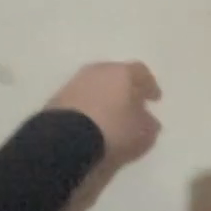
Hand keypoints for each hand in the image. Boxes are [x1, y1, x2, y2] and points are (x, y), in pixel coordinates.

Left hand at [46, 61, 162, 165]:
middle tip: (131, 104)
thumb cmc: (112, 130)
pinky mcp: (57, 98)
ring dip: (104, 97)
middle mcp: (97, 71)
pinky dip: (88, 106)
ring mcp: (74, 82)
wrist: (65, 139)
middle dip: (125, 89)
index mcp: (122, 73)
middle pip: (115, 75)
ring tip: (110, 115)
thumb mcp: (142, 133)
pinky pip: (80, 98)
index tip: (154, 99)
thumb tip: (149, 120)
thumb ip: (149, 124)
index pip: (141, 72)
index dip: (149, 85)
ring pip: (95, 85)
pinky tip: (91, 121)